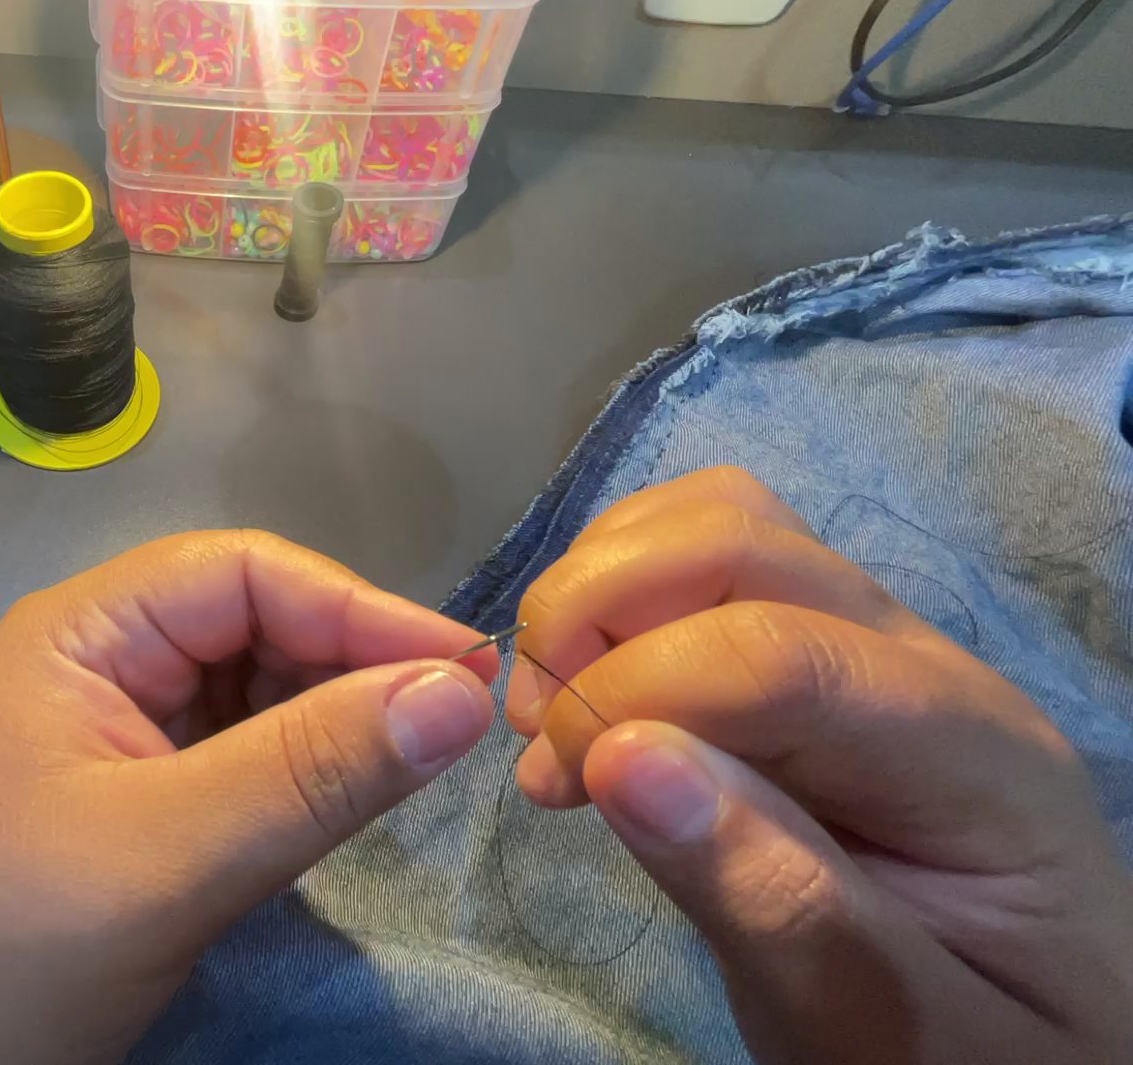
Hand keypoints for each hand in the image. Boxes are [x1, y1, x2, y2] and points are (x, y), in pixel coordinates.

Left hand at [0, 530, 500, 1063]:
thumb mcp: (157, 858)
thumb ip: (309, 773)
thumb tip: (456, 695)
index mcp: (84, 630)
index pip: (238, 574)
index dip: (353, 606)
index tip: (461, 667)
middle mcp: (104, 656)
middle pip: (252, 622)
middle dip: (348, 662)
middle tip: (449, 722)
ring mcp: (122, 723)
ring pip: (255, 687)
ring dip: (331, 717)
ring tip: (406, 760)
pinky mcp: (140, 786)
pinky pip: (242, 750)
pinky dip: (300, 767)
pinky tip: (339, 794)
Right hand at [506, 467, 1132, 1062]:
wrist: (989, 1030)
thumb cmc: (942, 1042)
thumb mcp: (876, 1029)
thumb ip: (766, 900)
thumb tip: (619, 755)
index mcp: (965, 755)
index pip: (773, 654)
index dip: (627, 693)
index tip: (562, 780)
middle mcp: (914, 654)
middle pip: (731, 540)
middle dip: (588, 610)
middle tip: (540, 721)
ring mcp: (850, 626)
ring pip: (705, 516)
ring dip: (588, 586)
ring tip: (555, 693)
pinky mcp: (787, 625)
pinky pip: (683, 543)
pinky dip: (600, 582)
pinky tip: (581, 669)